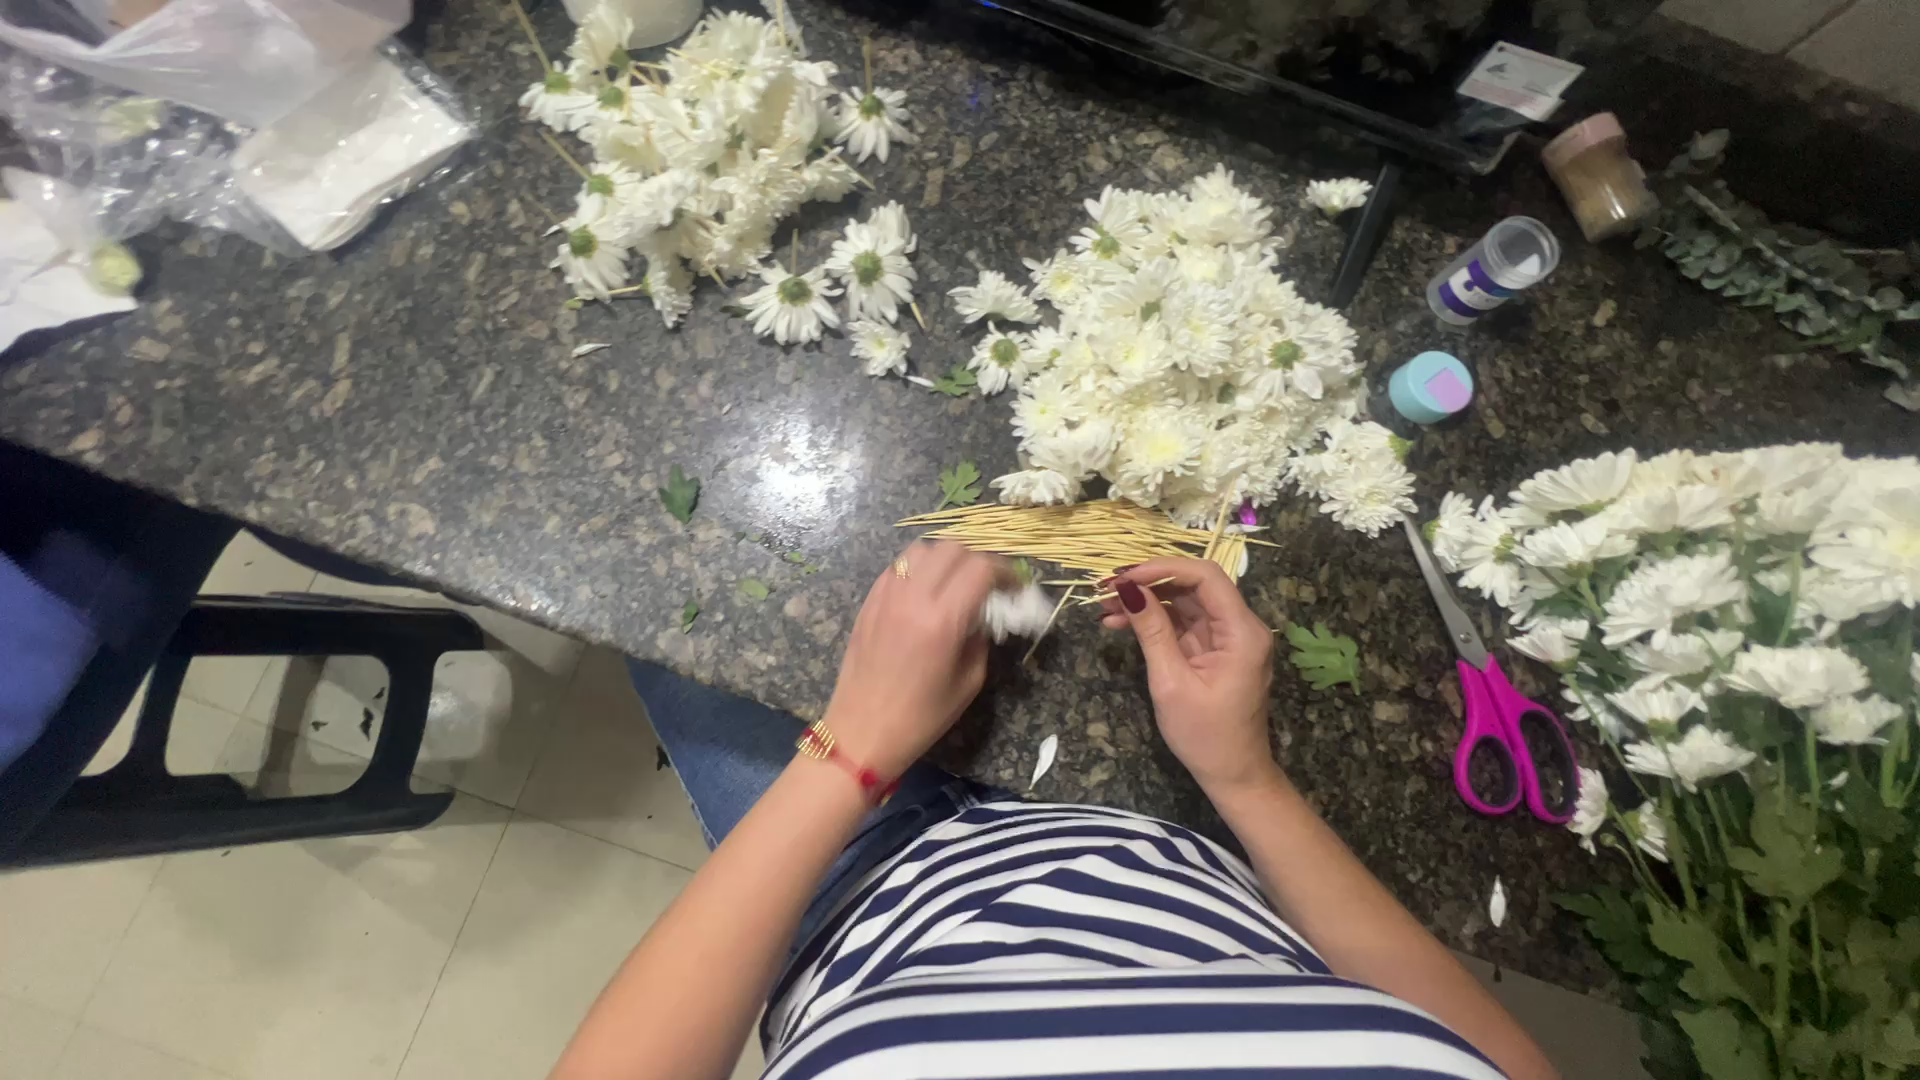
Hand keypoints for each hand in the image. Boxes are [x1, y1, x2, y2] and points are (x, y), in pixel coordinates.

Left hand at [820, 541, 1003, 778]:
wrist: (862, 731)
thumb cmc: (921, 717)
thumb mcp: (969, 682)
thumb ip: (981, 638)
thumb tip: (984, 613)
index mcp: (942, 620)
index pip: (980, 568)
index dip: (1005, 571)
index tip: (1015, 586)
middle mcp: (912, 597)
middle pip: (952, 548)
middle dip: (977, 560)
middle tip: (987, 583)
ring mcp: (886, 595)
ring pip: (921, 549)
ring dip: (945, 558)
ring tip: (955, 581)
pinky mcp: (869, 601)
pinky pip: (897, 567)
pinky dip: (918, 569)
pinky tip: (925, 591)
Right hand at [1096, 558, 1278, 793]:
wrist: (1231, 774)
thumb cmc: (1204, 735)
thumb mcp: (1171, 682)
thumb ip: (1152, 630)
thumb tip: (1126, 589)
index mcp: (1242, 632)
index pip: (1205, 577)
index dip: (1163, 569)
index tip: (1124, 577)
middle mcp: (1240, 626)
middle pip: (1193, 585)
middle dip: (1148, 583)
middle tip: (1106, 589)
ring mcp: (1227, 637)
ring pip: (1183, 601)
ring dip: (1145, 601)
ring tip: (1105, 607)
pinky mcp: (1213, 649)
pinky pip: (1182, 622)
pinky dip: (1152, 620)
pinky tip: (1119, 623)